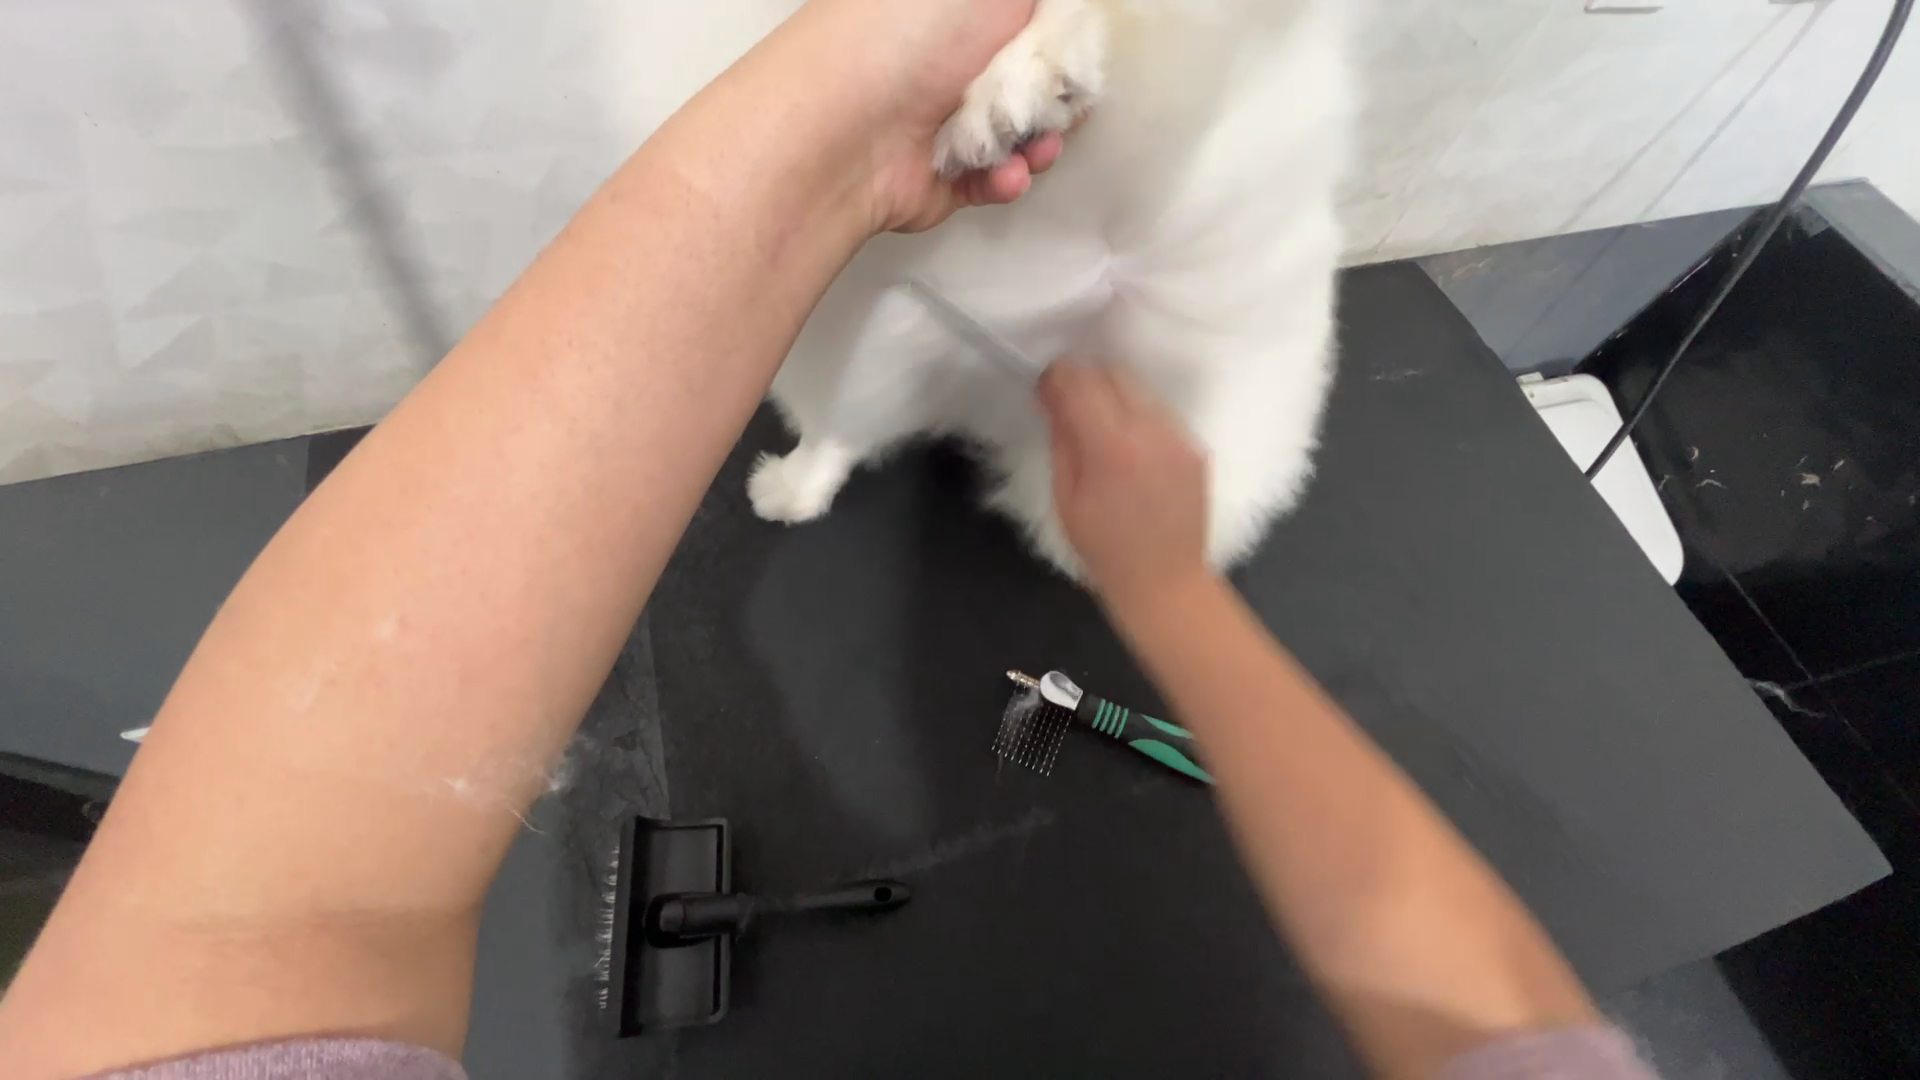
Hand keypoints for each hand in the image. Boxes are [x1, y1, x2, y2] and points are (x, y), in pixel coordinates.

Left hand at [799, 0, 1067, 232]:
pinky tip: (1007, 176)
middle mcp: (951, 61)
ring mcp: (946, 123)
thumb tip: (1061, 10)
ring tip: (1037, 151)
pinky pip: (991, 181)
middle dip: (1056, 99)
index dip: (1062, 43)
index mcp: (958, 9)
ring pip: (1016, 138)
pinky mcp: (943, 180)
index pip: (1030, 26)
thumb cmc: (916, 30)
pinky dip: (1006, 180)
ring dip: (1038, 146)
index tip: (1080, 57)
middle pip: (1030, 84)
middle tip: (1064, 108)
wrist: (851, 126)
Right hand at [1037, 363, 1212, 606]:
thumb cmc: (1103, 548)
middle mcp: (1152, 430)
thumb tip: (1054, 400)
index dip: (1057, 378)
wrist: (1164, 580)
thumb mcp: (1066, 497)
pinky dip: (1137, 418)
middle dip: (1086, 381)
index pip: (1081, 382)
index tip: (1044, 391)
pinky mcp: (1196, 447)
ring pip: (1140, 390)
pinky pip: (1160, 414)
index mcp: (1112, 447)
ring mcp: (1179, 437)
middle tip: (1067, 406)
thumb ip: (1062, 440)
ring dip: (1113, 397)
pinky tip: (1129, 450)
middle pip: (1114, 373)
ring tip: (1099, 428)